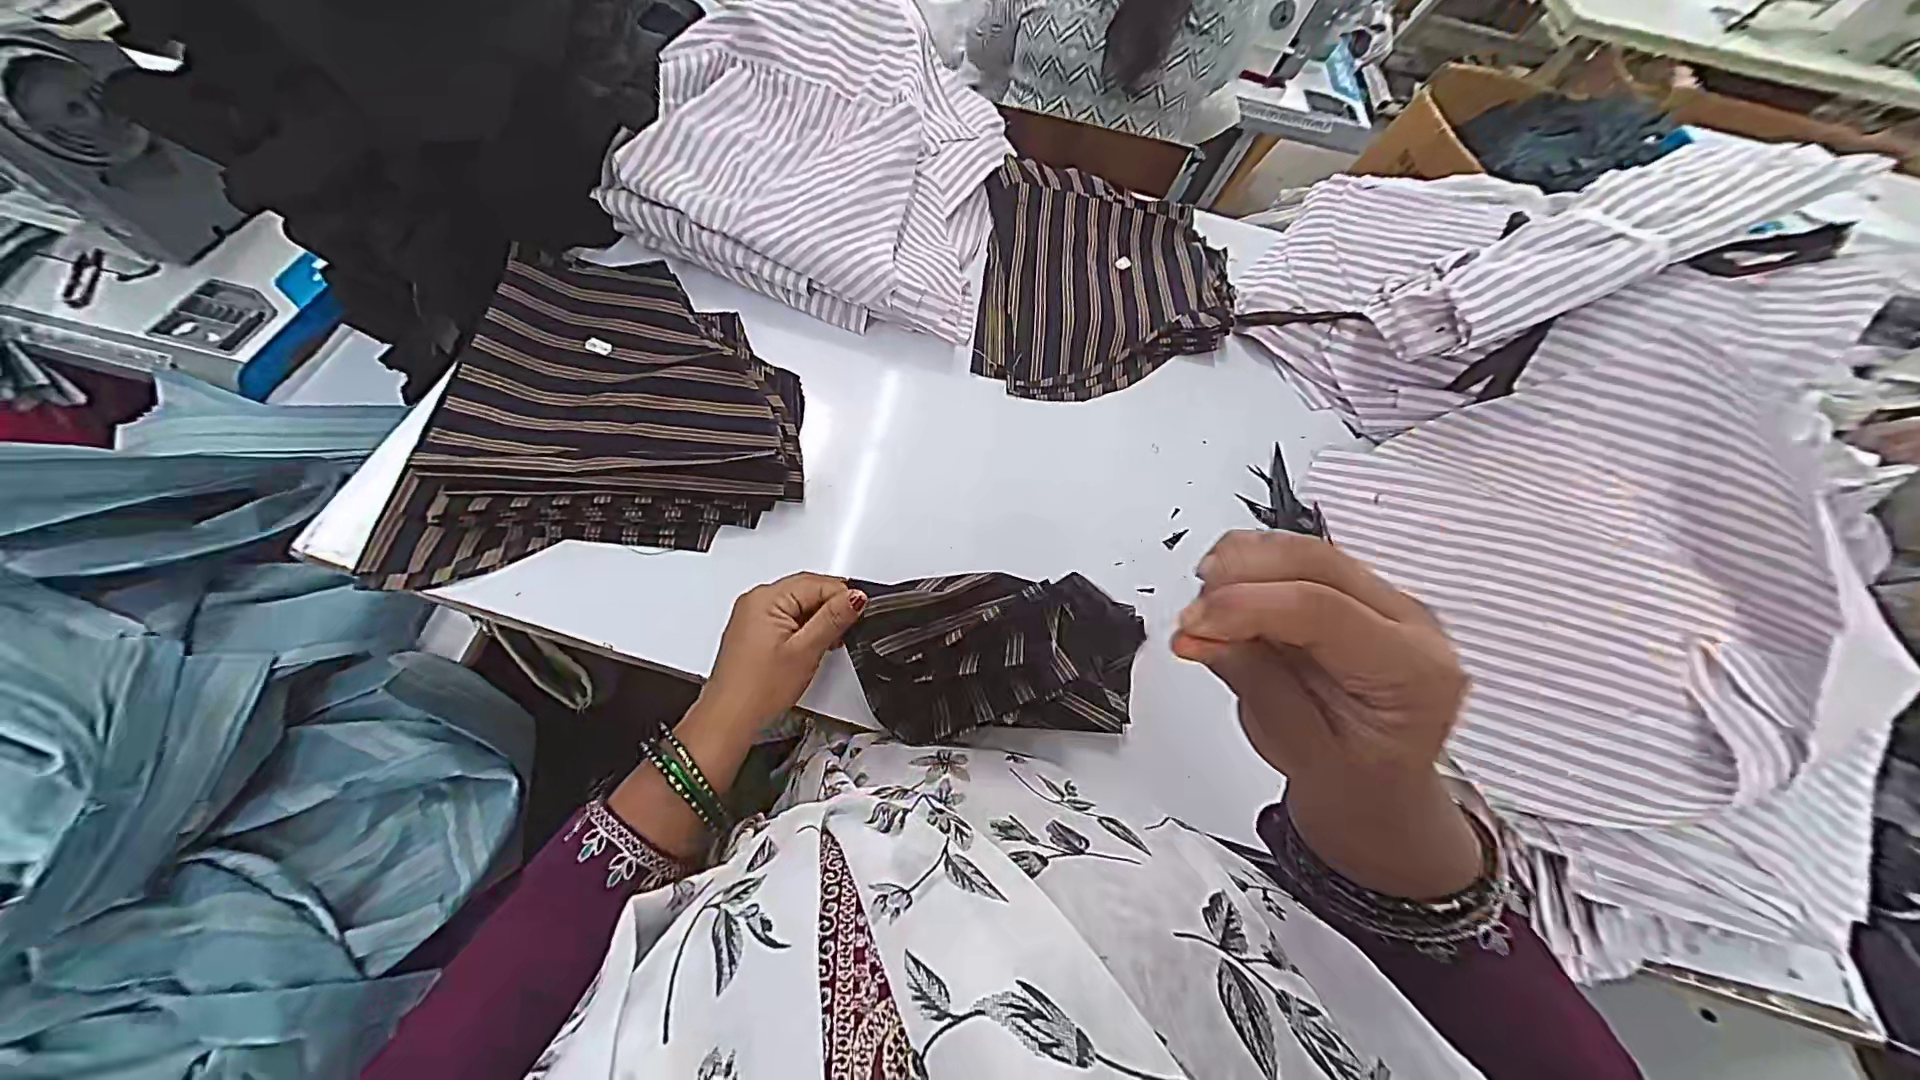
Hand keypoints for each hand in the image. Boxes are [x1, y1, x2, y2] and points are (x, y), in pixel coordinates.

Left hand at [697, 572, 866, 732]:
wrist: (729, 719)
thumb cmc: (757, 689)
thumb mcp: (806, 650)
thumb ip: (833, 618)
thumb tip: (855, 597)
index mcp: (766, 598)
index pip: (817, 582)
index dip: (843, 597)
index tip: (859, 612)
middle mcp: (755, 601)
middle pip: (807, 590)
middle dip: (831, 608)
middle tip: (844, 631)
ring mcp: (752, 615)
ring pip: (799, 604)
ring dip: (818, 620)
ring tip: (824, 645)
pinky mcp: (754, 630)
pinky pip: (787, 617)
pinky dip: (803, 629)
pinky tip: (808, 648)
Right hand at [1171, 530, 1466, 787]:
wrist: (1374, 778)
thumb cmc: (1352, 773)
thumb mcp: (1299, 748)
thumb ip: (1254, 682)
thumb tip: (1205, 632)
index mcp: (1412, 671)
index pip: (1321, 609)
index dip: (1243, 608)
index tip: (1194, 624)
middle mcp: (1406, 622)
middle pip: (1311, 561)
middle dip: (1236, 576)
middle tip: (1193, 614)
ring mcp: (1378, 597)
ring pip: (1298, 547)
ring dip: (1236, 565)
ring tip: (1204, 608)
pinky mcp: (1345, 589)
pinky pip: (1290, 554)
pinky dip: (1244, 564)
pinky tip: (1221, 593)